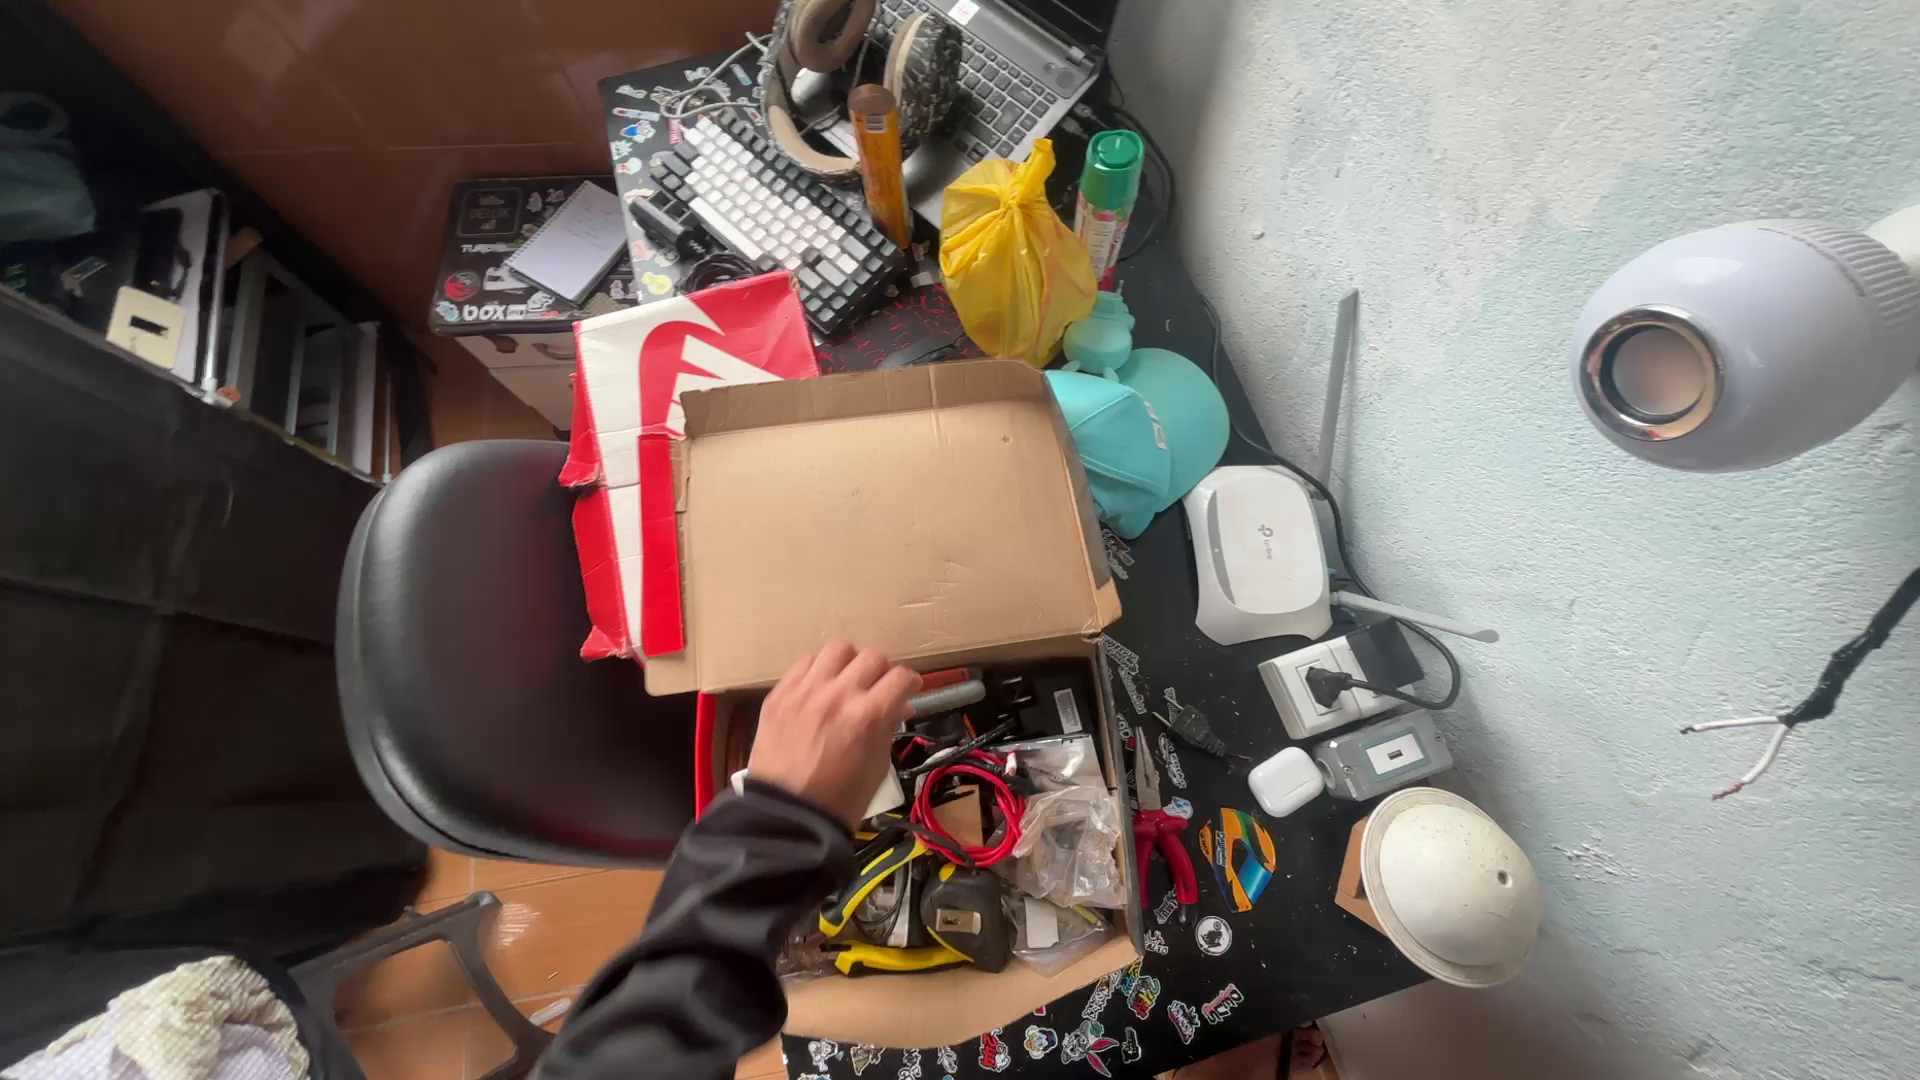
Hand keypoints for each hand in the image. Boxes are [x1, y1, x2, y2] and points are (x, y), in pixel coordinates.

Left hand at [749, 641, 920, 827]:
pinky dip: (819, 670)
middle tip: (879, 688)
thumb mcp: (878, 764)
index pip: (901, 677)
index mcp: (867, 716)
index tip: (909, 689)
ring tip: (848, 680)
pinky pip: (804, 662)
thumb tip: (898, 705)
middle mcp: (838, 695)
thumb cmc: (840, 800)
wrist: (786, 817)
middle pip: (872, 657)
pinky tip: (820, 686)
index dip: (911, 682)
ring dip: (850, 662)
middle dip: (883, 672)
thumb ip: (888, 726)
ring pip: (838, 649)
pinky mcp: (779, 695)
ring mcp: (805, 692)